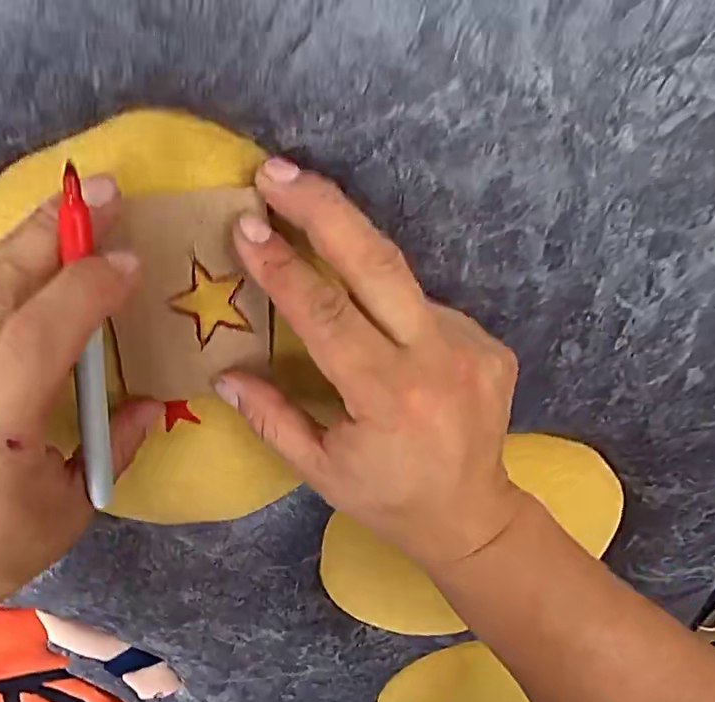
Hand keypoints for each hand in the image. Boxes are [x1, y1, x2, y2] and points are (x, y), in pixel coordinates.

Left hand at [0, 177, 163, 638]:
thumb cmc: (0, 551)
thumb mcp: (72, 509)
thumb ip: (114, 446)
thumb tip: (152, 402)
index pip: (38, 336)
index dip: (85, 290)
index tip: (128, 263)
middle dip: (50, 235)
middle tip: (98, 195)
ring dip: (16, 245)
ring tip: (61, 217)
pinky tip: (15, 266)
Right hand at [213, 158, 532, 570]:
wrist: (470, 516)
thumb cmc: (386, 500)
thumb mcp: (320, 470)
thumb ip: (272, 419)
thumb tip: (225, 376)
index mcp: (388, 398)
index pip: (327, 315)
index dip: (283, 267)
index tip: (247, 226)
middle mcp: (437, 359)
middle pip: (377, 263)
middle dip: (323, 208)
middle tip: (275, 173)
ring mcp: (472, 345)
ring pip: (401, 279)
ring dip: (350, 251)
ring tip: (308, 228)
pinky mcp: (489, 343)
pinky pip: (424, 306)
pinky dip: (388, 303)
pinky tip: (372, 324)